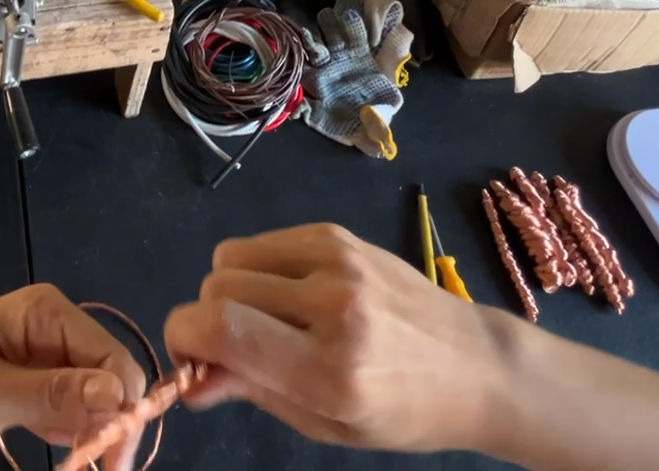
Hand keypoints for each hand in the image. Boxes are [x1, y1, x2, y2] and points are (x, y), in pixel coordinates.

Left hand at [0, 285, 149, 469]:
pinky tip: (43, 436)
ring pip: (93, 395)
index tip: (112, 461)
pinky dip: (65, 428)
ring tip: (57, 451)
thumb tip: (119, 394)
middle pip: (108, 375)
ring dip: (86, 429)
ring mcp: (43, 352)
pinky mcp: (32, 379)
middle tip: (85, 466)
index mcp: (45, 312)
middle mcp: (52, 325)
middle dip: (107, 422)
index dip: (123, 407)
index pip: (111, 357)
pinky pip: (69, 405)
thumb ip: (54, 394)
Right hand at [164, 223, 509, 452]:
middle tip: (234, 343)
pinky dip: (256, 266)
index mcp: (330, 371)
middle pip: (218, 288)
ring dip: (228, 288)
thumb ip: (252, 391)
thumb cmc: (402, 410)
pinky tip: (289, 290)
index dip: (184, 335)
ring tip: (264, 314)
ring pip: (230, 257)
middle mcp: (331, 306)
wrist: (474, 363)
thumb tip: (189, 378)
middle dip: (207, 317)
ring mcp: (335, 261)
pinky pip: (261, 240)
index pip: (223, 329)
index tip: (187, 352)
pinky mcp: (334, 233)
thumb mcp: (326, 424)